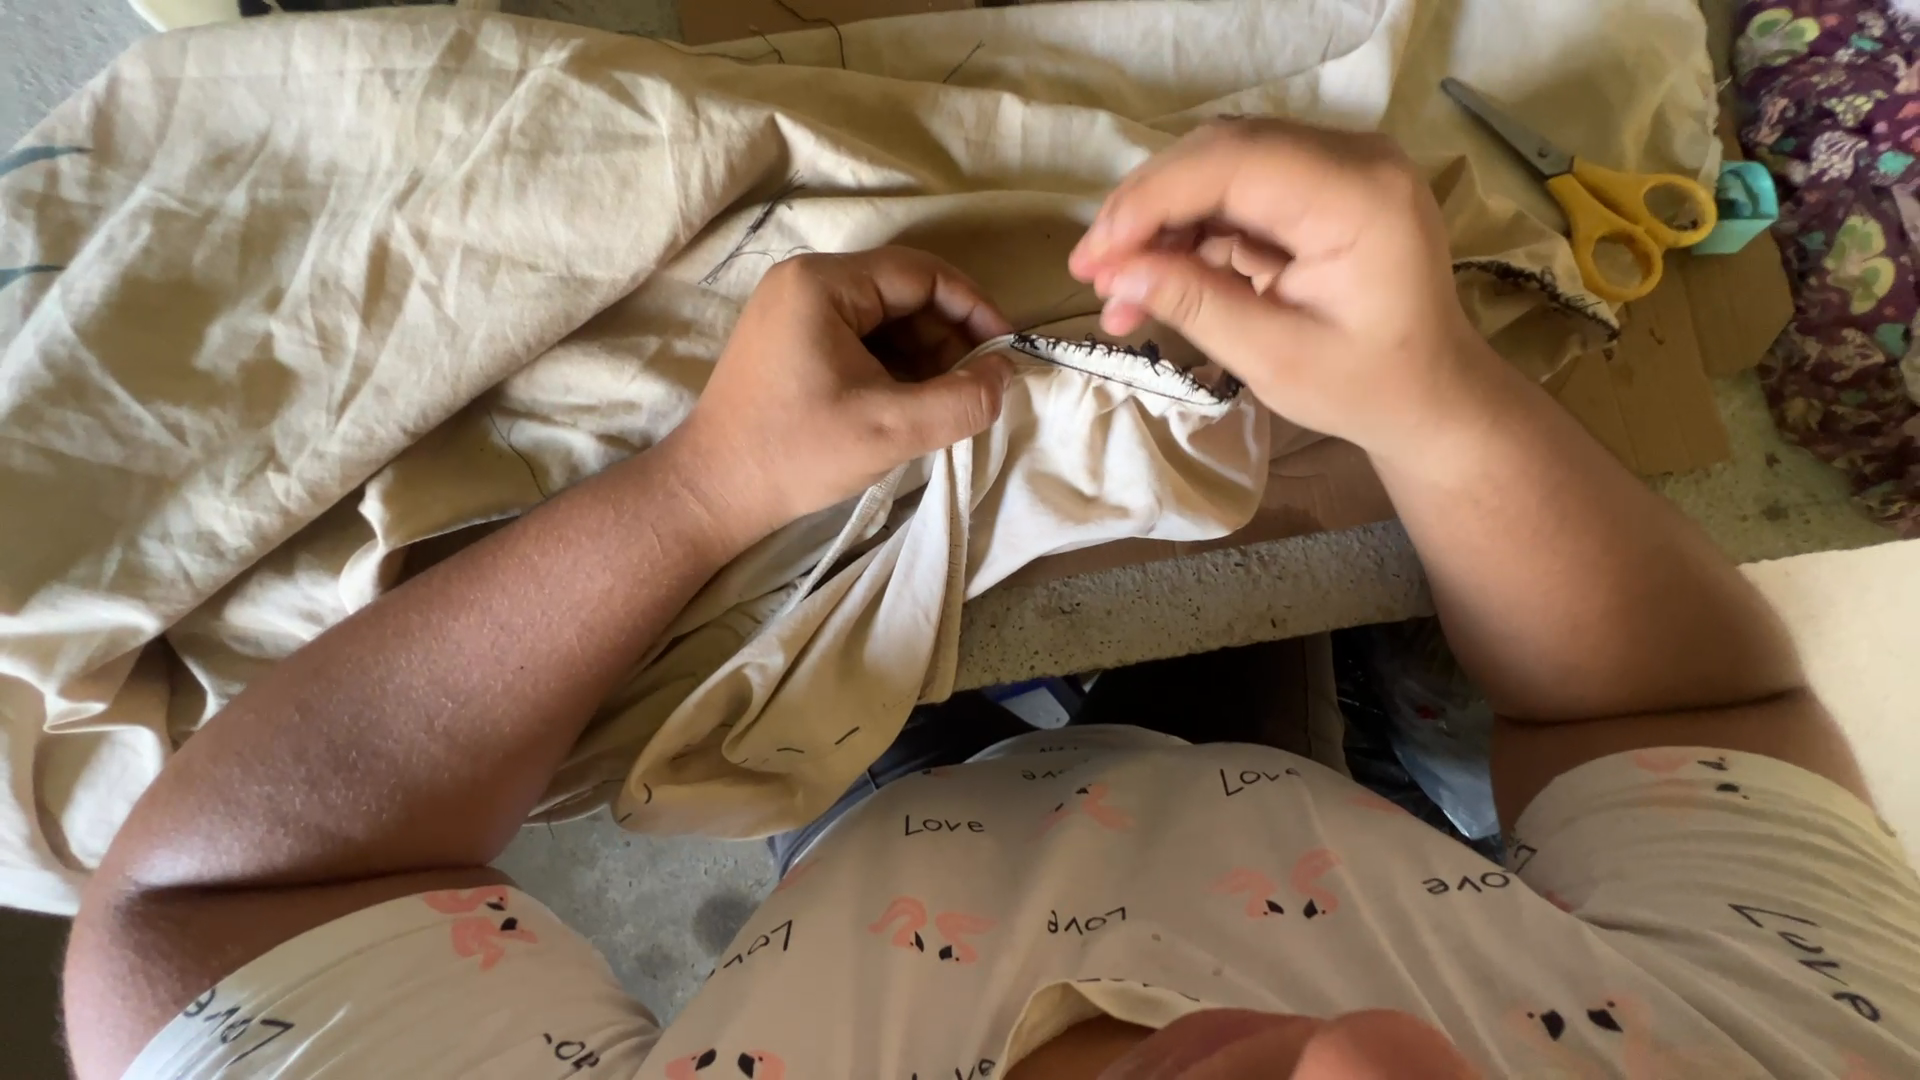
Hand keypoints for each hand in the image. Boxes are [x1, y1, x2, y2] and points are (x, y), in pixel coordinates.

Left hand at [662, 247, 1014, 542]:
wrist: (715, 492)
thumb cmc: (797, 453)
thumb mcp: (891, 429)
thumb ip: (961, 401)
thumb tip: (1005, 377)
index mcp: (824, 284)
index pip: (922, 274)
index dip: (975, 308)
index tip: (1008, 349)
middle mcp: (807, 284)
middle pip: (903, 294)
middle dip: (950, 337)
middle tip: (980, 385)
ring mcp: (796, 313)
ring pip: (885, 320)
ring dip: (927, 356)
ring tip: (950, 400)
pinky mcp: (794, 344)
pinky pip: (862, 341)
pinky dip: (897, 367)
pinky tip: (915, 402)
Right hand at [1068, 119, 1502, 456]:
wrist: (1427, 392)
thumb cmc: (1363, 387)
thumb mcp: (1274, 360)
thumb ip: (1197, 306)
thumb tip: (1118, 275)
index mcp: (1358, 198)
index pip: (1233, 162)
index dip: (1150, 201)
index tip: (1095, 257)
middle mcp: (1351, 160)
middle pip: (1220, 151)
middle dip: (1143, 208)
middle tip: (1090, 268)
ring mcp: (1334, 169)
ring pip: (1216, 167)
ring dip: (1156, 222)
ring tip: (1114, 286)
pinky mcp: (1314, 191)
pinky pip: (1231, 195)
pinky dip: (1183, 234)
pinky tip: (1152, 279)